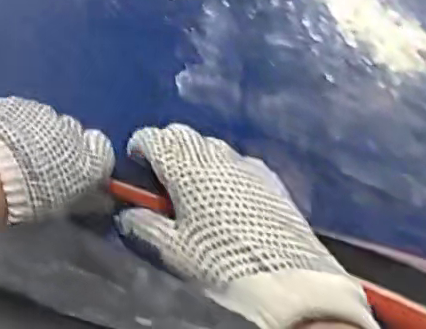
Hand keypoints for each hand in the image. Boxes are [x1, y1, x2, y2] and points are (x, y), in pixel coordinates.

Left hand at [0, 97, 112, 223]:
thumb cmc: (36, 193)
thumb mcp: (70, 203)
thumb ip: (89, 196)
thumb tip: (102, 198)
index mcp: (89, 155)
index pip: (100, 147)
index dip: (89, 155)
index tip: (79, 165)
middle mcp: (68, 127)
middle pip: (71, 129)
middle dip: (62, 140)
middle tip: (45, 157)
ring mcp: (39, 111)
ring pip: (44, 117)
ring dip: (37, 127)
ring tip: (20, 145)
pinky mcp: (12, 103)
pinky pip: (19, 110)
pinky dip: (15, 119)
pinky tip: (4, 133)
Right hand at [117, 126, 376, 328]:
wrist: (299, 291)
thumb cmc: (224, 261)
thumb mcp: (172, 250)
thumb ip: (141, 225)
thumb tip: (125, 215)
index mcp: (181, 164)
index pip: (148, 136)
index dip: (138, 151)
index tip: (139, 174)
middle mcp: (211, 155)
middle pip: (179, 134)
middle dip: (167, 148)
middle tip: (166, 180)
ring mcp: (245, 167)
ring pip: (210, 145)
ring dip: (198, 157)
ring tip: (200, 189)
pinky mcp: (274, 184)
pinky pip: (242, 163)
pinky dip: (229, 171)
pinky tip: (234, 198)